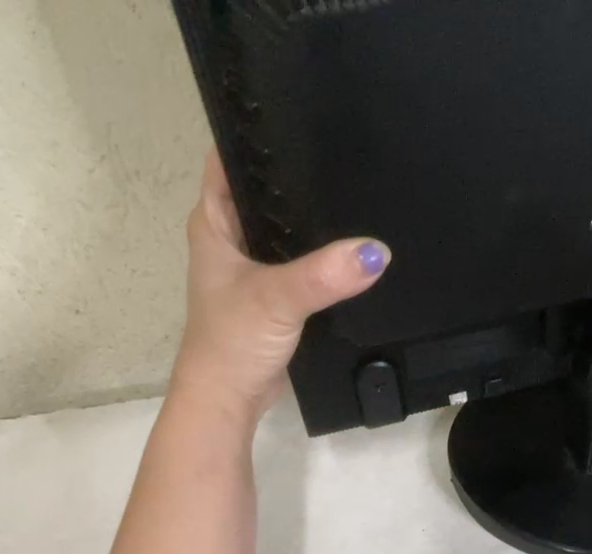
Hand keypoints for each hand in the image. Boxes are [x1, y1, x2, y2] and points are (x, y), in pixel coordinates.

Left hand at [170, 150, 391, 420]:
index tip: (305, 115)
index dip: (262, 133)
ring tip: (359, 191)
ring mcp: (254, 266)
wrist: (229, 401)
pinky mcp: (276, 295)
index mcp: (214, 221)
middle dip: (300, 174)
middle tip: (350, 153)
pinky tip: (353, 245)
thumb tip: (377, 253)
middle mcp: (232, 236)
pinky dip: (324, 254)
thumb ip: (324, 275)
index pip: (233, 157)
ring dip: (315, 217)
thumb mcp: (277, 299)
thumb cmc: (232, 342)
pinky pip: (303, 261)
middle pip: (267, 189)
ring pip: (288, 227)